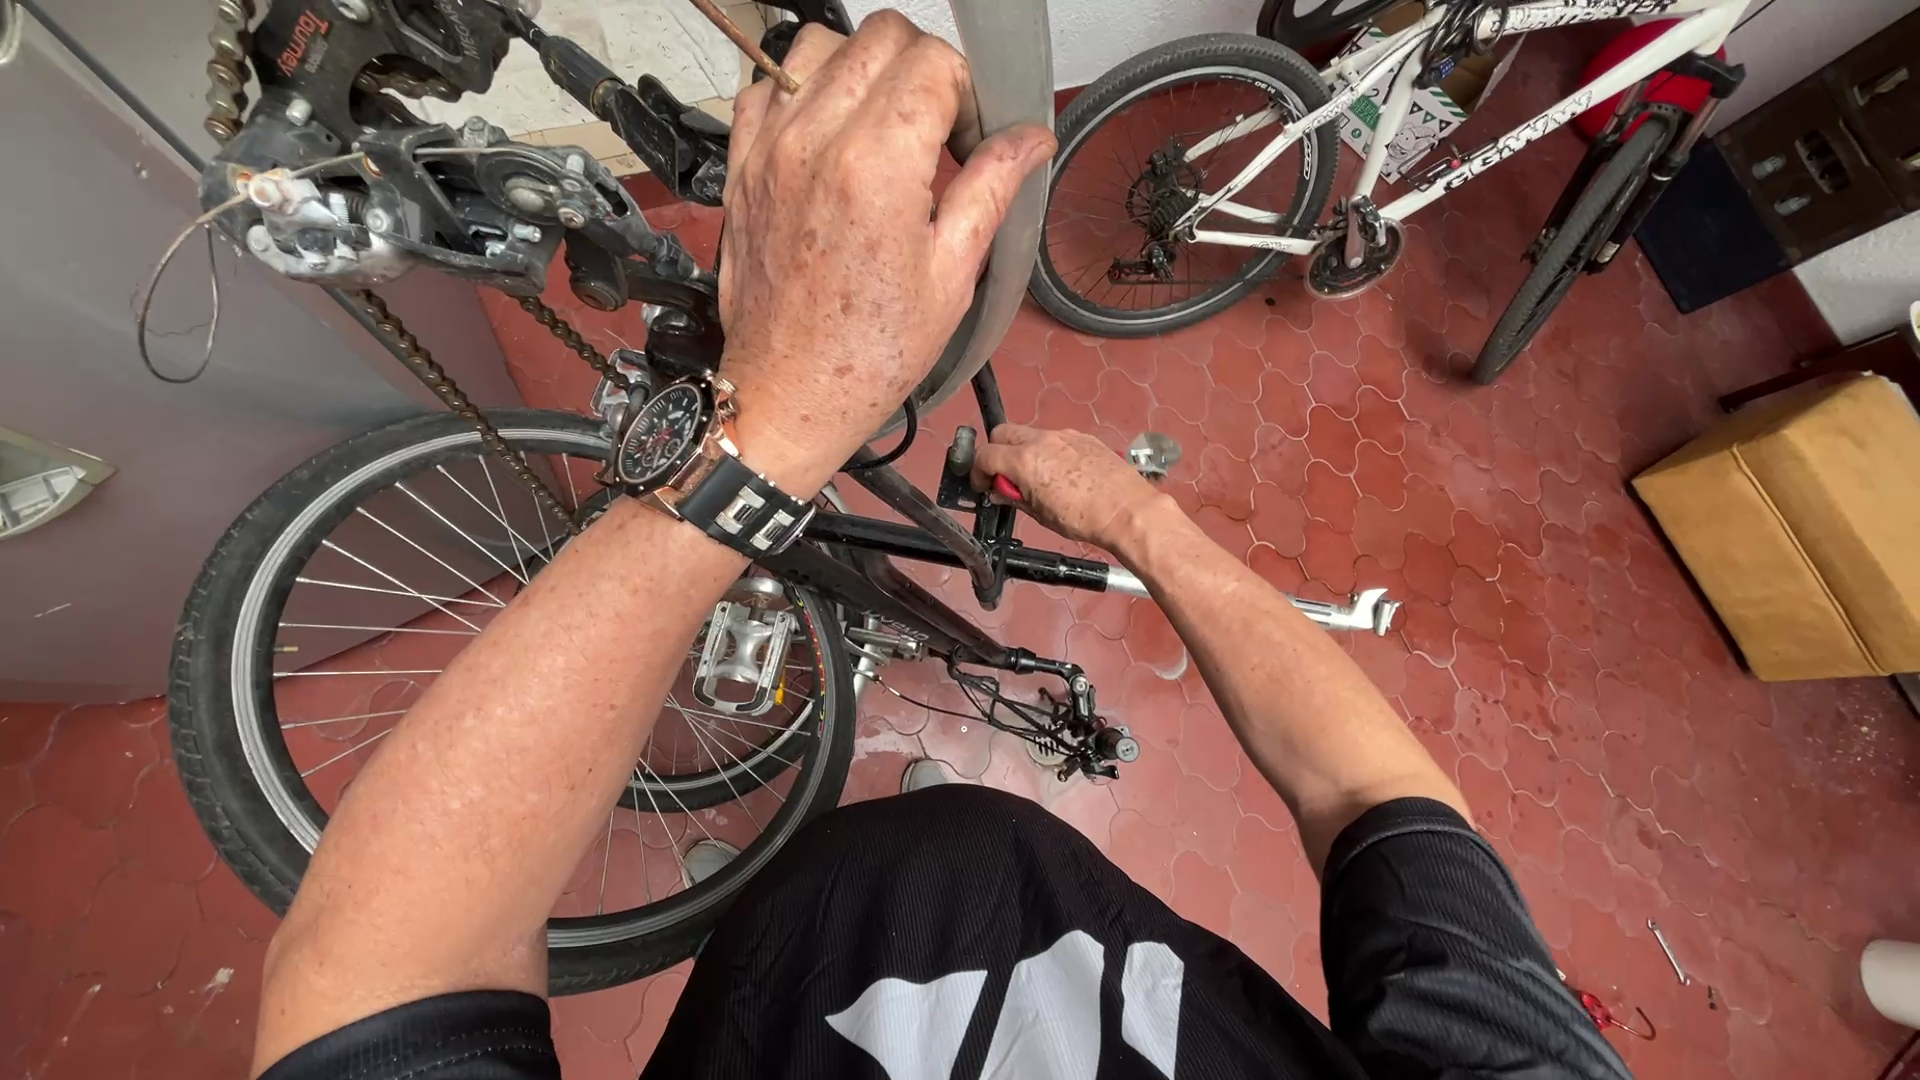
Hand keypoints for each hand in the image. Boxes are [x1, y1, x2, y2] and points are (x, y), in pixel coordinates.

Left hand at [716, 13, 1055, 494]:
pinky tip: (830, 138)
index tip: (969, 138)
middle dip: (923, 72)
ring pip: (820, 45)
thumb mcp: (951, 277)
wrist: (793, 395)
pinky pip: (767, 86)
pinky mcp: (743, 169)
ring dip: (862, 71)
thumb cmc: (867, 356)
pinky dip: (805, 92)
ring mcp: (769, 151)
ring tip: (882, 131)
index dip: (966, 93)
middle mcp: (815, 142)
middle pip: (881, 37)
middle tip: (935, 134)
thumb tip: (1030, 140)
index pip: (933, 62)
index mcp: (876, 166)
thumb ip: (992, 188)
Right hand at [970, 424, 1171, 551]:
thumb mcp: (1040, 514)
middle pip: (1002, 433)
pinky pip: (1055, 438)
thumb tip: (1000, 491)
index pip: (985, 455)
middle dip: (997, 453)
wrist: (1126, 509)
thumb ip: (1014, 497)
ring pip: (1030, 434)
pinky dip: (1048, 451)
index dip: (978, 472)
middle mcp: (1041, 440)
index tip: (984, 486)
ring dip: (1023, 451)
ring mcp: (1064, 435)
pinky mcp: (1084, 437)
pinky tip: (1062, 474)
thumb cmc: (1081, 518)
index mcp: (1025, 460)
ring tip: (1036, 478)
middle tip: (1005, 477)